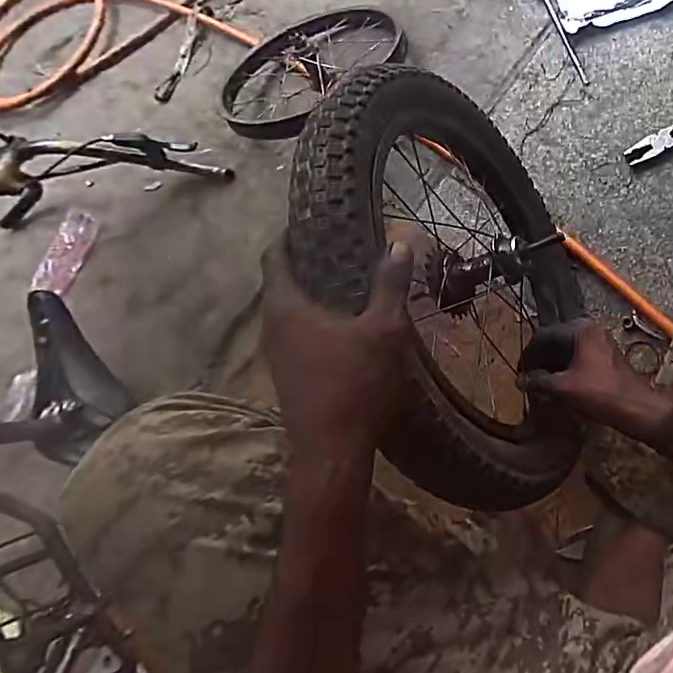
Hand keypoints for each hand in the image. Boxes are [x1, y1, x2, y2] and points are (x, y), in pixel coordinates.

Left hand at [260, 237, 415, 462]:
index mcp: (286, 307)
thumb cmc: (355, 383)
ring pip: (290, 308)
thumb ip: (390, 286)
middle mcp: (273, 326)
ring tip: (349, 278)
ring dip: (314, 291)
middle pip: (282, 280)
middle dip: (308, 261)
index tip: (314, 221)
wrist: (332, 451)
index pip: (273, 256)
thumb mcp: (383, 329)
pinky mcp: (288, 372)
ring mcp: (277, 353)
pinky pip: (297, 330)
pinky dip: (316, 316)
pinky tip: (346, 322)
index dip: (290, 235)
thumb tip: (400, 243)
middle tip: (343, 245)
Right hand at [520, 321, 672, 457]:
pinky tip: (558, 384)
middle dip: (541, 359)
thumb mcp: (564, 387)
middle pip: (557, 340)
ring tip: (540, 383)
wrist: (635, 407)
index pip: (545, 335)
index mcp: (580, 330)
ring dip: (553, 365)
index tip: (520, 372)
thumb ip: (539, 381)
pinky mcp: (606, 356)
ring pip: (568, 349)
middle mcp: (591, 330)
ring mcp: (601, 342)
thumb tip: (520, 382)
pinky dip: (566, 368)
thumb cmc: (599, 393)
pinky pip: (579, 357)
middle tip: (528, 377)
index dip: (529, 354)